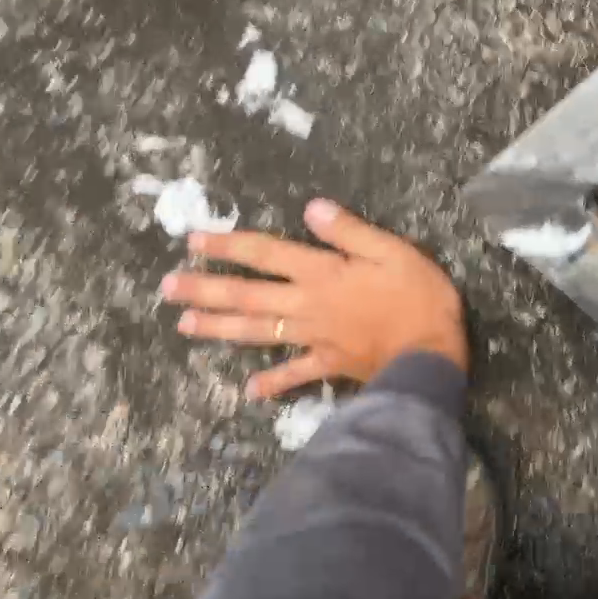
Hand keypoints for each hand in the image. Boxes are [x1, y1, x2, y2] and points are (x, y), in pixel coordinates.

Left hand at [159, 199, 468, 398]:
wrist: (430, 352)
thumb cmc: (419, 297)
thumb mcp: (395, 252)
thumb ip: (352, 232)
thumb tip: (312, 209)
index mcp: (323, 273)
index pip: (267, 254)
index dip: (230, 245)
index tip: (194, 241)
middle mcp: (308, 304)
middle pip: (249, 295)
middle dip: (206, 289)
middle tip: (167, 287)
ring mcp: (315, 337)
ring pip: (258, 331)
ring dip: (220, 327)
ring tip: (185, 324)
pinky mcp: (330, 363)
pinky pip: (296, 373)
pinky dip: (273, 382)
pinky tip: (251, 390)